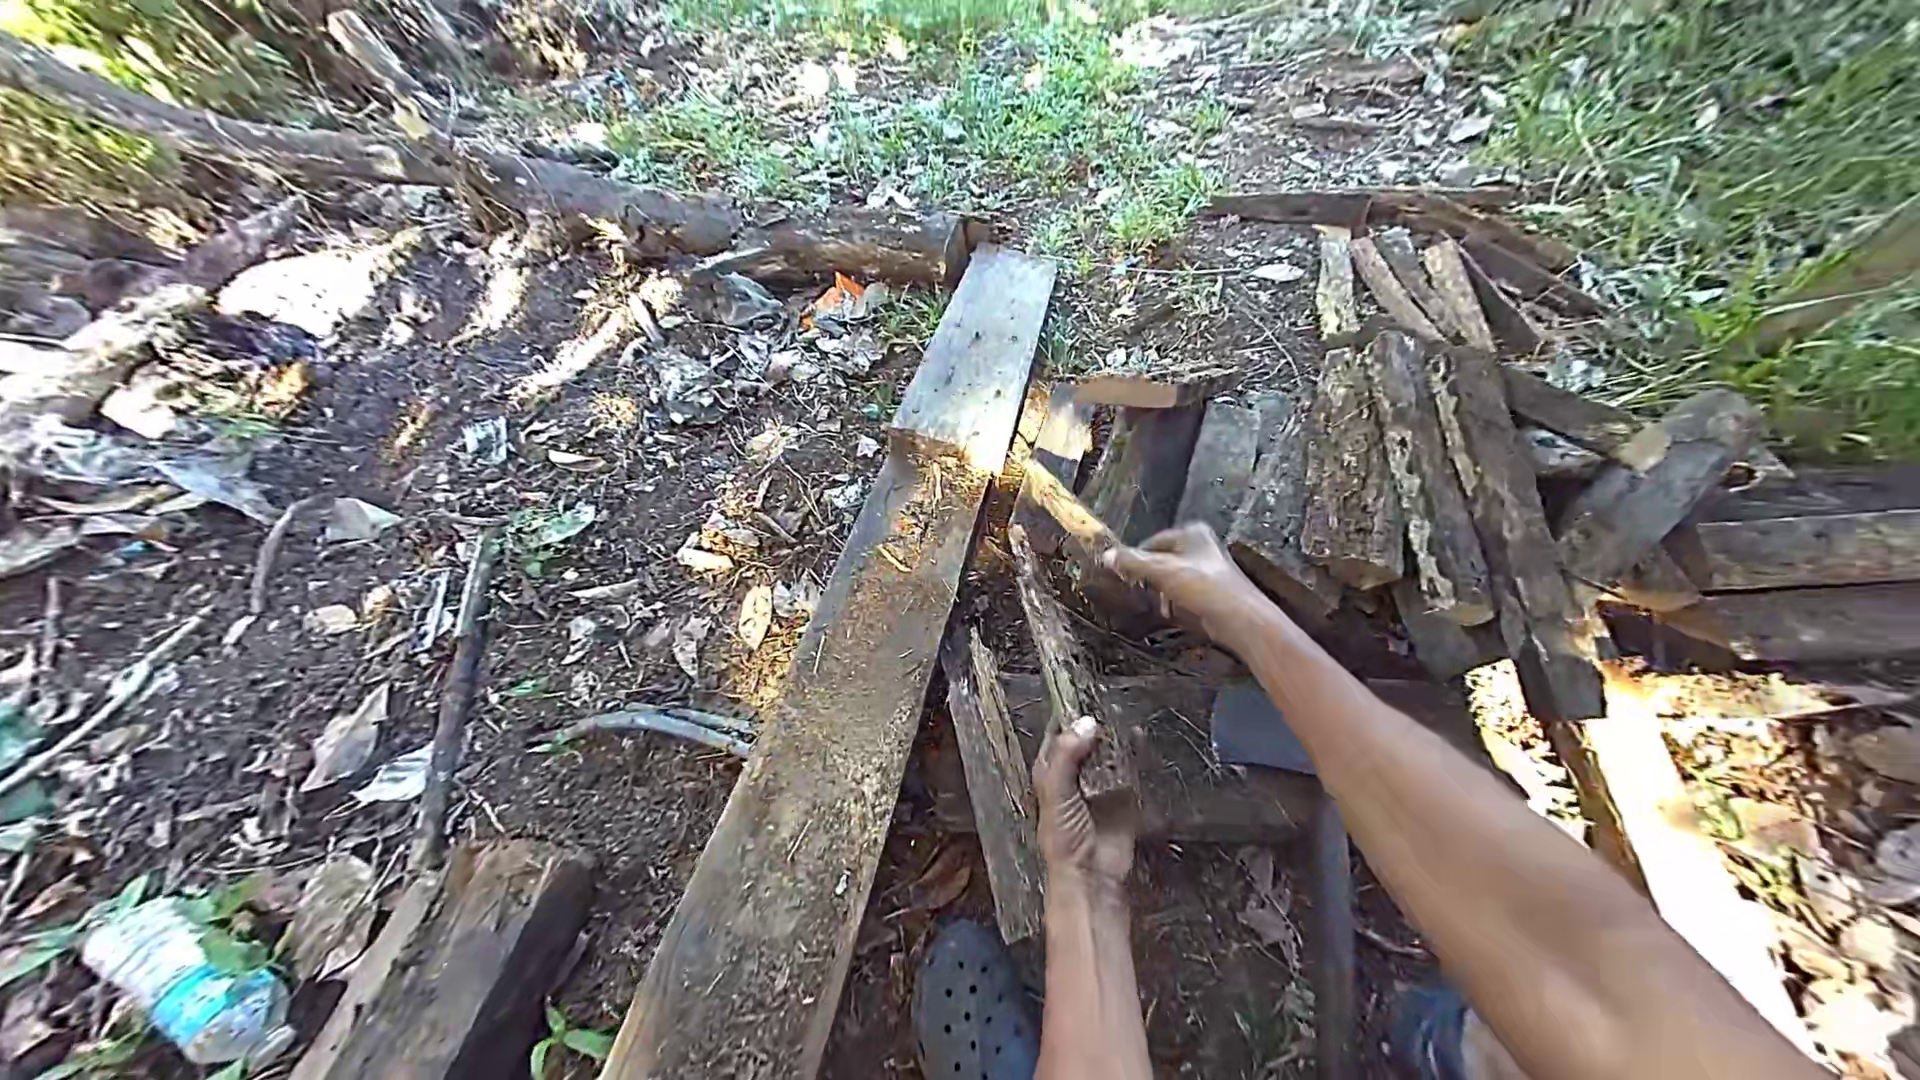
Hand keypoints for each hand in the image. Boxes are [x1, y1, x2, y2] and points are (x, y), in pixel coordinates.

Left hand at [1033, 716, 1134, 891]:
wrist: (1092, 878)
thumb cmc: (1064, 837)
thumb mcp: (1057, 792)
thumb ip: (1068, 756)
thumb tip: (1087, 723)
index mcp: (1051, 769)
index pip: (1058, 732)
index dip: (1068, 712)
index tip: (1082, 689)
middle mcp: (1074, 772)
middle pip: (1085, 738)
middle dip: (1096, 721)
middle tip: (1108, 700)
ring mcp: (1099, 783)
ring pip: (1108, 750)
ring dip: (1115, 735)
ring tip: (1124, 713)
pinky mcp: (1122, 796)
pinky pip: (1129, 768)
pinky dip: (1134, 753)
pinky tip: (1139, 738)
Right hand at [1102, 522, 1268, 648]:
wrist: (1240, 618)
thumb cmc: (1203, 587)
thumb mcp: (1162, 571)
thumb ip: (1133, 563)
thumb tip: (1106, 556)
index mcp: (1192, 533)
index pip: (1152, 542)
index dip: (1136, 557)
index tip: (1123, 573)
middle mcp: (1201, 546)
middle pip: (1162, 559)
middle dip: (1149, 576)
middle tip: (1138, 588)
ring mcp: (1208, 569)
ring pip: (1172, 577)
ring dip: (1161, 591)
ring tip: (1159, 604)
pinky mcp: (1212, 590)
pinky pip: (1183, 592)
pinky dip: (1175, 601)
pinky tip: (1172, 611)